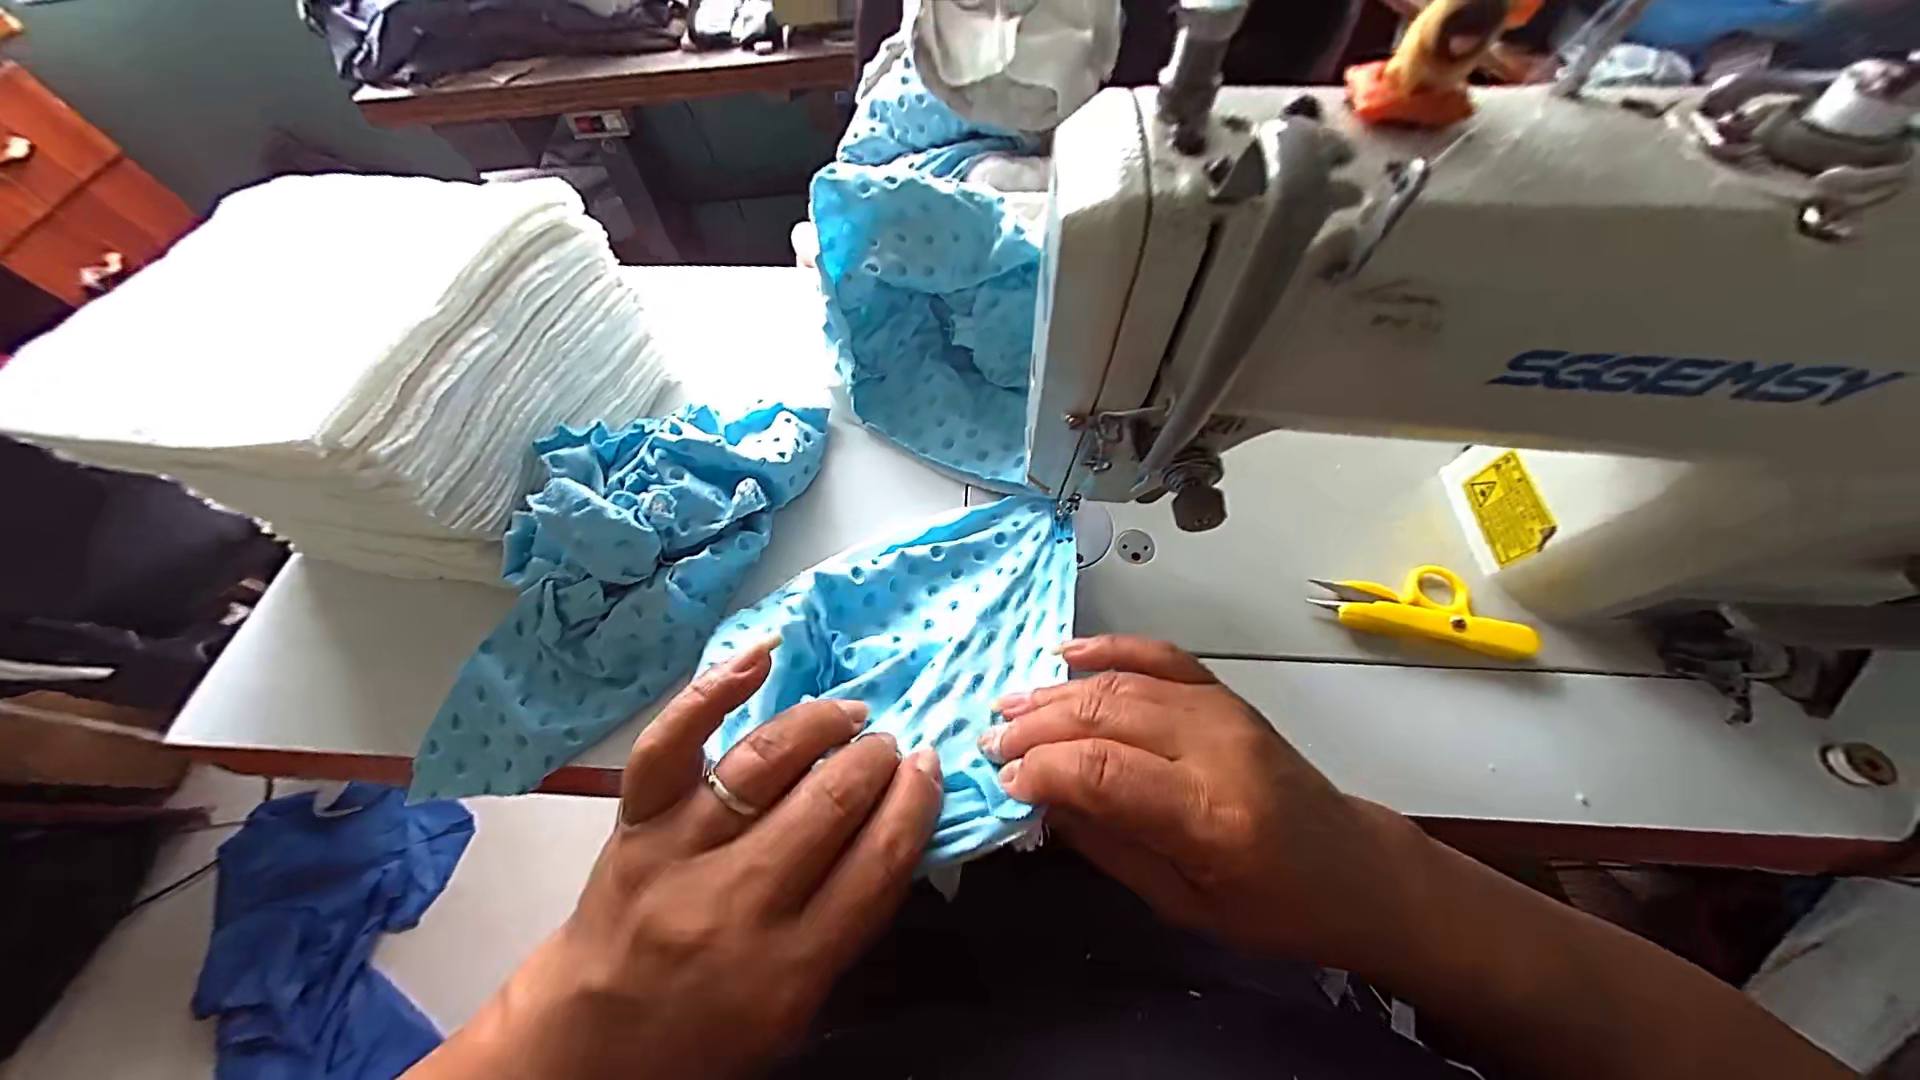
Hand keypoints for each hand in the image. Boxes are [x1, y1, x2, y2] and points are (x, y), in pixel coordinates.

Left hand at [409, 637, 942, 1079]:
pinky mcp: (634, 822)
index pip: (878, 862)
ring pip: (764, 762)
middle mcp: (736, 905)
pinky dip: (715, 691)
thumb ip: (857, 913)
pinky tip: (761, 658)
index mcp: (790, 967)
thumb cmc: (712, 1030)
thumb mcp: (803, 1000)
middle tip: (886, 745)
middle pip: (829, 802)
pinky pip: (671, 745)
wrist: (588, 1048)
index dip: (915, 800)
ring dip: (823, 723)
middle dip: (874, 758)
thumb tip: (904, 815)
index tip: (927, 764)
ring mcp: (678, 855)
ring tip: (849, 715)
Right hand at [982, 634, 1428, 973]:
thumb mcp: (1181, 903)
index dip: (1041, 768)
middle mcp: (1214, 748)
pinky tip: (1066, 653)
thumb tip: (1040, 798)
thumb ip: (1105, 844)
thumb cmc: (1272, 905)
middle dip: (1036, 725)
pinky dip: (1107, 648)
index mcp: (1209, 816)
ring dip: (1056, 691)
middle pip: (1104, 714)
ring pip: (1120, 682)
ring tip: (1010, 704)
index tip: (1005, 779)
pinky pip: (1157, 655)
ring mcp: (1220, 710)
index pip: (1103, 771)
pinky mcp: (1222, 693)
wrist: (1351, 867)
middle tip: (993, 740)